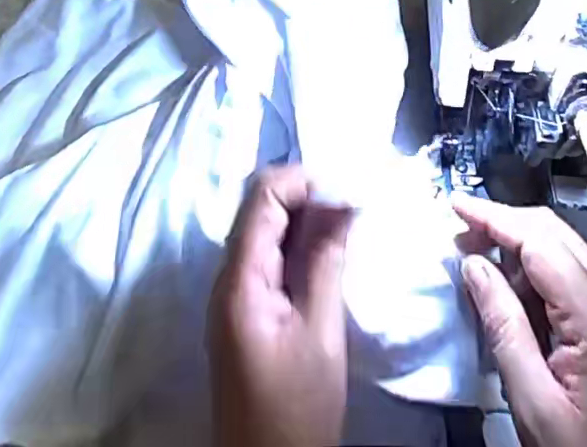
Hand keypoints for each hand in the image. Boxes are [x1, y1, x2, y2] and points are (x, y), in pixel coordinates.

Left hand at [210, 165, 355, 446]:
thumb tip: (343, 198)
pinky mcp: (253, 306)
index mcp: (240, 281)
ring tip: (351, 220)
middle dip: (311, 193)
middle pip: (264, 206)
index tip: (348, 191)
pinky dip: (305, 239)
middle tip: (355, 203)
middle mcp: (231, 278)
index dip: (306, 182)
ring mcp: (239, 292)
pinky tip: (334, 246)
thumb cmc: (296, 405)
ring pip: (271, 226)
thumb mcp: (320, 330)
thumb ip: (327, 258)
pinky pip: (276, 252)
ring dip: (311, 215)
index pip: (263, 197)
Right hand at [453, 195, 586, 446]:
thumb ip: (505, 329)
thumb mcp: (536, 405)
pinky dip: (540, 272)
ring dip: (522, 246)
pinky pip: (575, 280)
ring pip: (566, 253)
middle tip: (460, 233)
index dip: (495, 217)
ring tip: (477, 257)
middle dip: (506, 224)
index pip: (540, 240)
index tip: (456, 203)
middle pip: (556, 235)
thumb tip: (474, 265)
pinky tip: (514, 289)